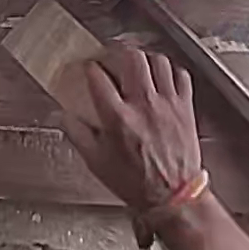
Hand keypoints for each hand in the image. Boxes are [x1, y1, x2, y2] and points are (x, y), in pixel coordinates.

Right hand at [64, 42, 202, 211]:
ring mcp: (167, 105)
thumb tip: (63, 115)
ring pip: (158, 61)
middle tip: (111, 54)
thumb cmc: (135, 183)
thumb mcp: (95, 161)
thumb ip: (76, 133)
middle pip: (131, 58)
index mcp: (117, 118)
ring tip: (136, 62)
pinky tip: (161, 76)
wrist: (174, 198)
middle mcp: (143, 105)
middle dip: (118, 51)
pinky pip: (181, 76)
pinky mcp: (185, 108)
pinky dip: (170, 70)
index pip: (98, 77)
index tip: (87, 68)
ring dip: (144, 58)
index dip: (89, 67)